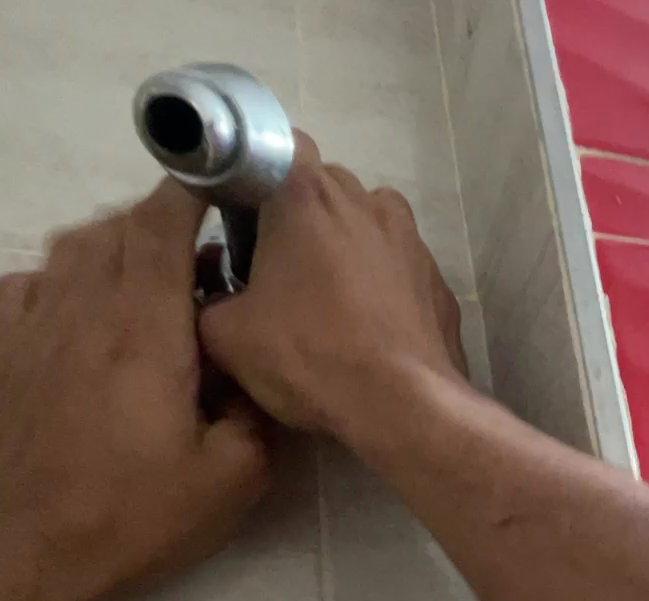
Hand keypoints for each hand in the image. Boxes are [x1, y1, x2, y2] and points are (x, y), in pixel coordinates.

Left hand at [0, 180, 272, 600]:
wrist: (19, 556)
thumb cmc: (135, 517)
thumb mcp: (234, 478)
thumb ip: (259, 412)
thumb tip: (261, 369)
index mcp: (145, 336)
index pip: (160, 231)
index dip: (191, 195)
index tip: (227, 188)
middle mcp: (83, 314)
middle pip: (118, 230)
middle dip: (167, 220)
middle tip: (215, 249)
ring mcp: (34, 332)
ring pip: (73, 249)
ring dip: (122, 244)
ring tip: (163, 275)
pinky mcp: (4, 357)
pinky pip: (31, 283)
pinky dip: (67, 274)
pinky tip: (93, 305)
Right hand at [199, 132, 470, 438]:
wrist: (405, 407)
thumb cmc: (312, 359)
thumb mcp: (226, 335)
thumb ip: (208, 298)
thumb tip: (215, 298)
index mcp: (307, 194)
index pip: (273, 144)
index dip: (252, 177)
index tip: (239, 218)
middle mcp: (368, 202)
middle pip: (324, 188)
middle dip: (300, 217)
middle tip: (279, 269)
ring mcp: (413, 242)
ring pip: (368, 227)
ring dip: (346, 249)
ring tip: (330, 302)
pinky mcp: (439, 283)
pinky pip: (400, 269)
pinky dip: (384, 286)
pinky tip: (372, 329)